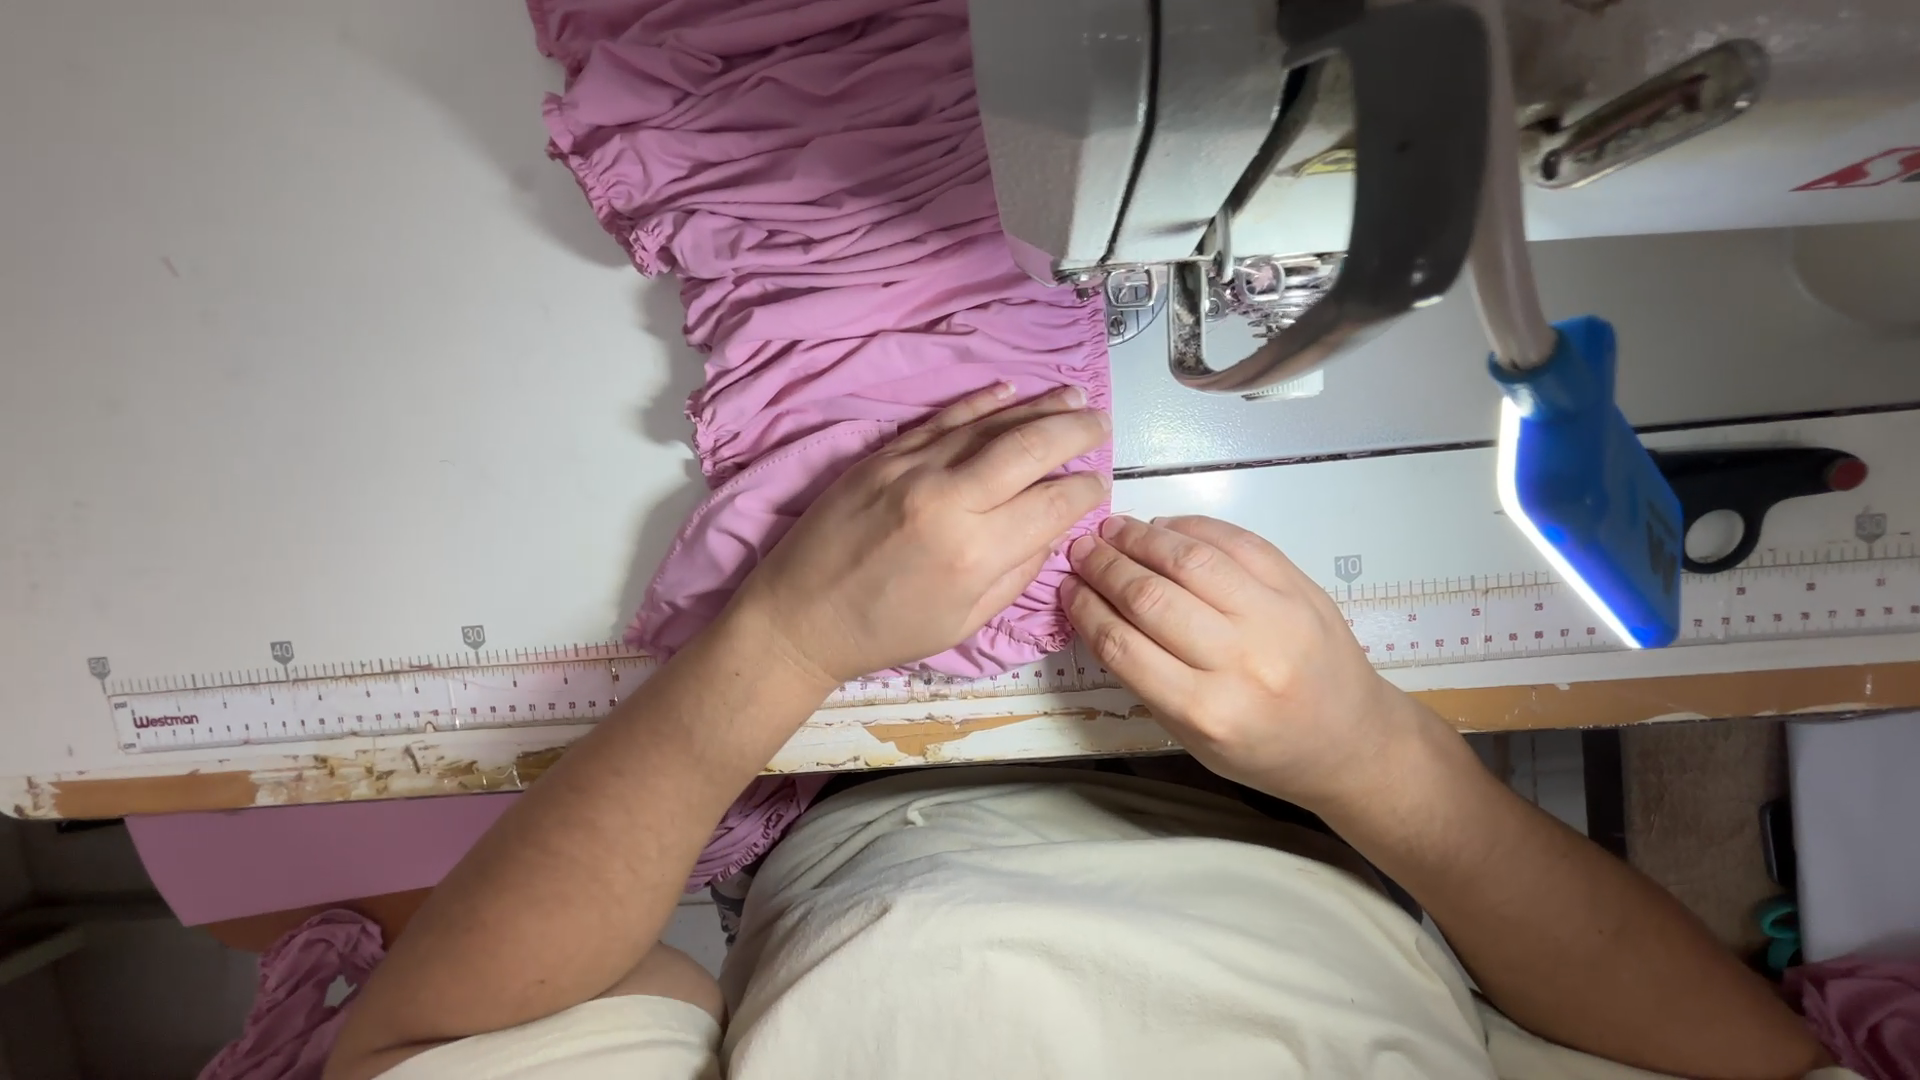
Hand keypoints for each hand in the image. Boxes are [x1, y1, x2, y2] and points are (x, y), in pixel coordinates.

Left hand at [734, 382, 1108, 684]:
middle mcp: (949, 500)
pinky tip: (1011, 391)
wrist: (801, 616)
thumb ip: (1017, 571)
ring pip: (991, 424)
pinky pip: (944, 419)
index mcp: (975, 553)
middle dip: (1076, 432)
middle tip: (1102, 422)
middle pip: (1030, 448)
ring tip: (1074, 398)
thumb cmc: (886, 631)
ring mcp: (912, 469)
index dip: (1085, 489)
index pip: (1052, 504)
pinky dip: (981, 403)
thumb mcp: (965, 621)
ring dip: (1039, 407)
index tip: (1099, 483)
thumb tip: (1053, 527)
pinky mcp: (884, 455)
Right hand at [1063, 514, 1435, 811]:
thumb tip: (1097, 606)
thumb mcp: (1190, 734)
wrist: (1352, 740)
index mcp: (1206, 712)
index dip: (1086, 608)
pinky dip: (1192, 526)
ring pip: (1192, 560)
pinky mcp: (1301, 587)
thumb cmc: (1261, 749)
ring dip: (1142, 538)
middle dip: (1105, 567)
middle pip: (1152, 598)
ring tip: (1114, 529)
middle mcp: (1241, 662)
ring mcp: (1277, 618)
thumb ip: (1143, 674)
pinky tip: (1163, 526)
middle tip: (1081, 550)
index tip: (1067, 586)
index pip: (1124, 645)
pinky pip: (1237, 542)